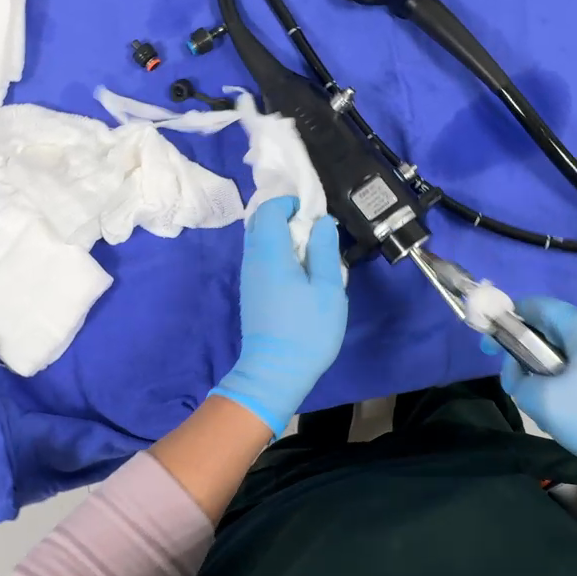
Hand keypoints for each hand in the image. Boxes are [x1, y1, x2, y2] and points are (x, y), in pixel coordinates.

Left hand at [209, 197, 347, 435]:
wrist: (275, 373)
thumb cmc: (307, 330)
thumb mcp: (328, 288)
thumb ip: (324, 250)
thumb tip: (321, 222)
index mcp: (269, 253)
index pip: (269, 210)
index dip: (289, 203)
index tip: (313, 212)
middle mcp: (252, 260)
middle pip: (260, 223)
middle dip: (285, 216)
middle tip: (314, 229)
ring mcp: (248, 278)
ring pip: (258, 241)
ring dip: (281, 236)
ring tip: (312, 250)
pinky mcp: (251, 293)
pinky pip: (260, 259)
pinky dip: (277, 253)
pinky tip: (299, 270)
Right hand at [485, 297, 576, 546]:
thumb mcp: (544, 402)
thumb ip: (516, 377)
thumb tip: (516, 368)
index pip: (532, 305)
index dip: (504, 320)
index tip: (488, 347)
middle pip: (550, 328)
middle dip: (528, 354)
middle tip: (521, 386)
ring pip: (569, 351)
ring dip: (551, 374)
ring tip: (554, 408)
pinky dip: (573, 383)